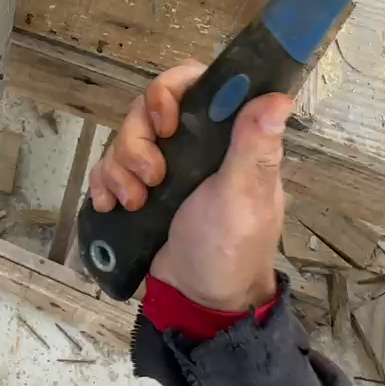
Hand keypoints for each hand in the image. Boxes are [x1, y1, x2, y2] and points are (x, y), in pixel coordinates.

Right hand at [88, 61, 295, 312]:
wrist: (198, 302)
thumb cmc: (231, 247)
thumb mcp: (244, 197)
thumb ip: (254, 146)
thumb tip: (280, 95)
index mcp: (221, 135)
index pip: (191, 83)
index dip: (168, 90)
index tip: (164, 122)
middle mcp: (190, 142)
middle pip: (146, 109)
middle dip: (137, 141)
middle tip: (152, 178)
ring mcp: (160, 164)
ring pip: (123, 137)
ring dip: (121, 168)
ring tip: (134, 203)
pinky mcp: (135, 186)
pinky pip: (106, 166)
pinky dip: (104, 183)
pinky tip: (110, 205)